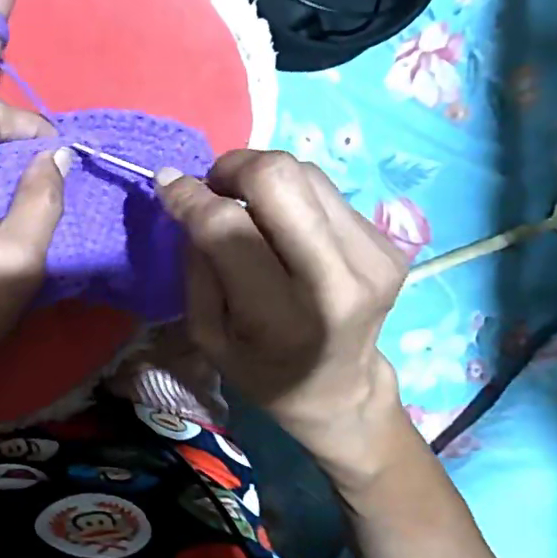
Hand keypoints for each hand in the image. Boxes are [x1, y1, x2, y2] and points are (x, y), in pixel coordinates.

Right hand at [155, 150, 410, 486]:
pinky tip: (282, 224)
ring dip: (261, 179)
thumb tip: (187, 194)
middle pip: (278, 177)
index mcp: (281, 316)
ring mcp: (372, 254)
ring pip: (303, 171)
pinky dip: (290, 195)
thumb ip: (197, 265)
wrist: (339, 388)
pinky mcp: (388, 240)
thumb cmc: (259, 368)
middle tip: (214, 188)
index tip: (168, 184)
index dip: (191, 197)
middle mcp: (336, 278)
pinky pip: (324, 188)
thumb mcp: (207, 333)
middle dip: (232, 169)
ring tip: (246, 206)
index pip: (229, 228)